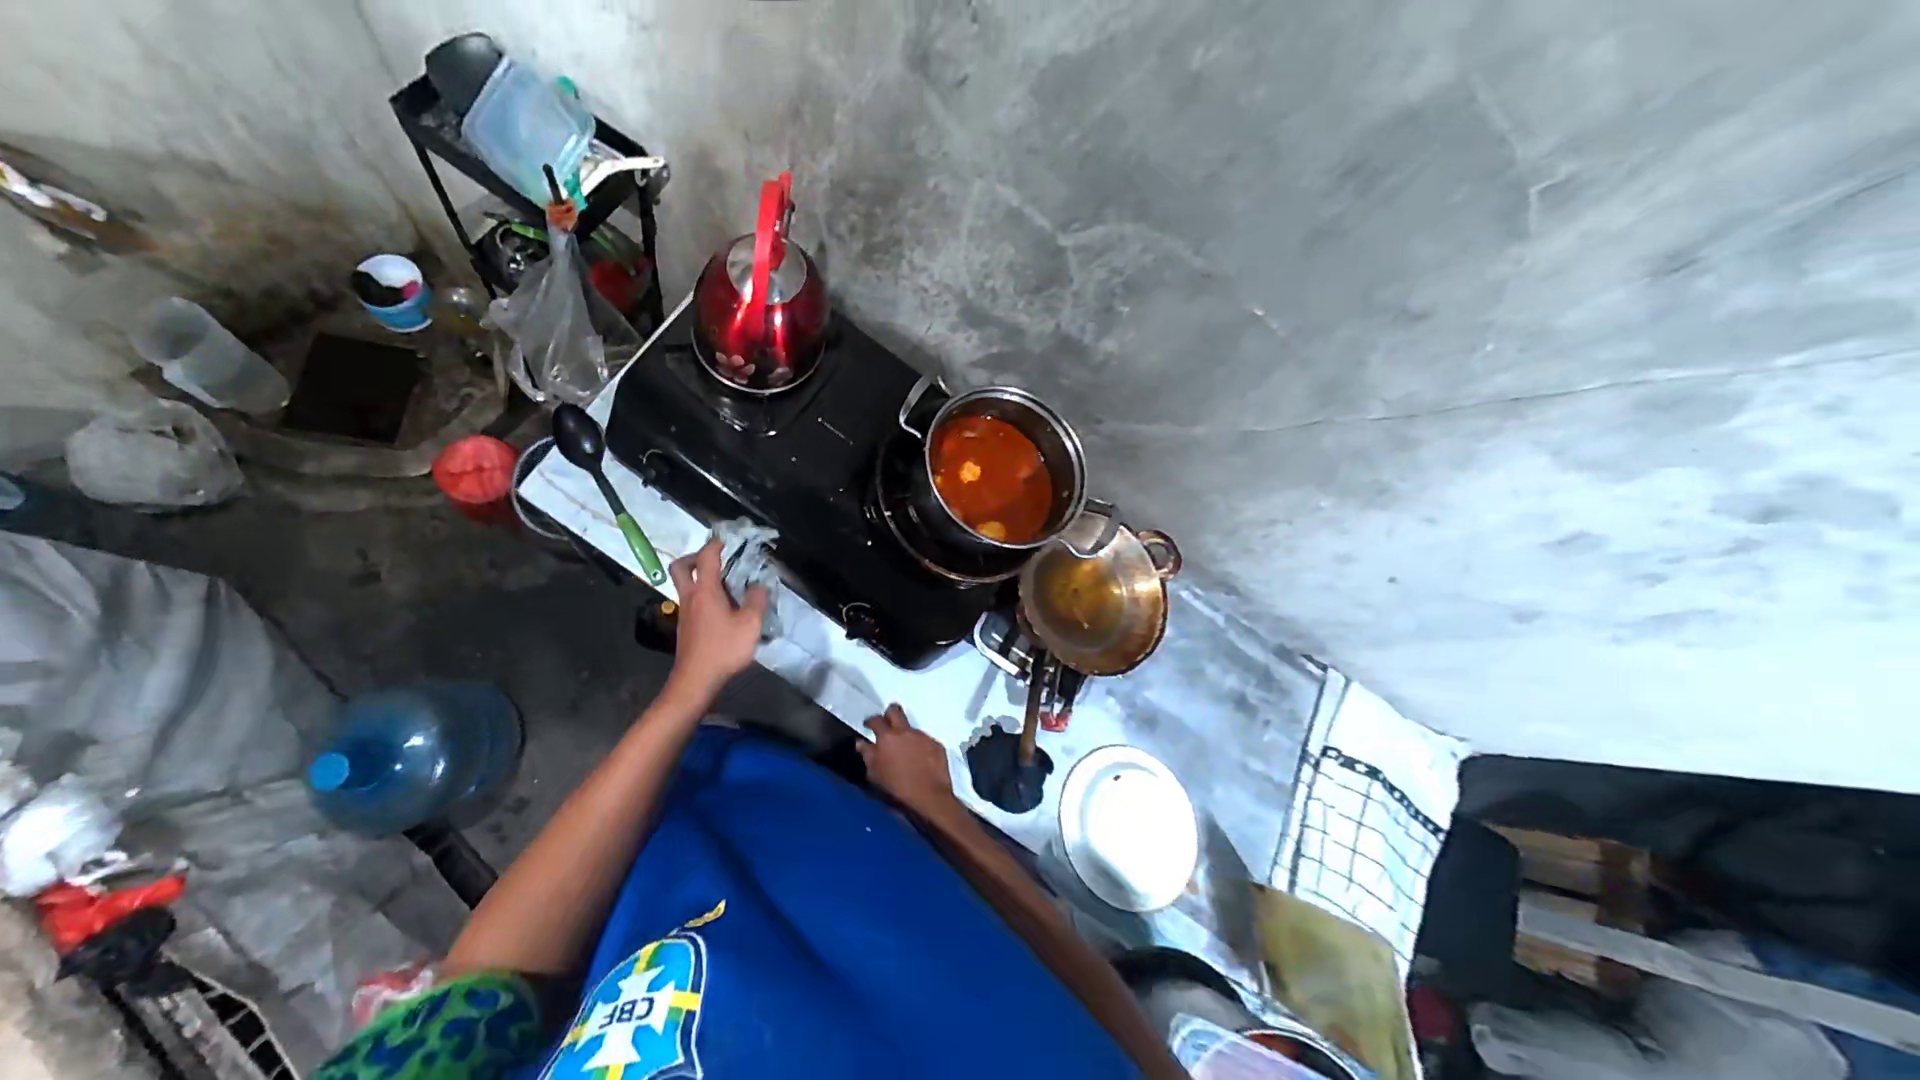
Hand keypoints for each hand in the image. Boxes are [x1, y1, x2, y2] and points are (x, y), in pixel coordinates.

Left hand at [666, 537, 768, 695]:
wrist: (696, 680)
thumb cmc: (723, 649)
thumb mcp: (750, 624)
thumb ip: (757, 600)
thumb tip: (760, 585)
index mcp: (705, 591)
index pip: (706, 557)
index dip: (716, 543)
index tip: (728, 537)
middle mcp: (690, 597)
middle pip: (681, 567)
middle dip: (695, 556)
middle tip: (715, 558)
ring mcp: (685, 612)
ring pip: (684, 584)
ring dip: (699, 576)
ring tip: (724, 582)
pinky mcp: (685, 625)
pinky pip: (690, 600)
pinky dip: (702, 594)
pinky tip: (722, 607)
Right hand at [858, 705, 961, 821]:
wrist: (929, 797)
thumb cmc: (896, 789)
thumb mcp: (874, 775)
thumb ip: (867, 754)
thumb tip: (861, 743)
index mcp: (887, 738)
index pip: (876, 719)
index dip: (870, 720)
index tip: (868, 725)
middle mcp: (906, 732)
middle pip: (895, 711)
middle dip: (889, 714)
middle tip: (887, 725)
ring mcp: (924, 737)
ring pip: (911, 728)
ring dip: (906, 736)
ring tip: (906, 752)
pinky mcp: (937, 745)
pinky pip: (925, 741)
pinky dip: (920, 747)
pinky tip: (920, 760)